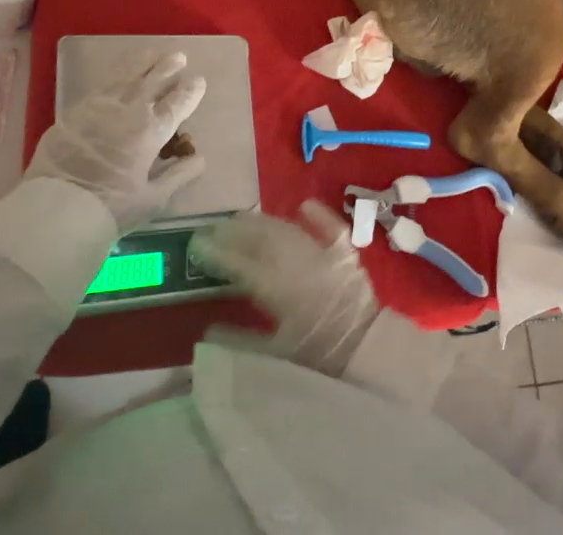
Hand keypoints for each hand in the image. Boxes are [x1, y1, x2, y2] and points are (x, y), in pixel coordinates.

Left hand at [27, 50, 205, 232]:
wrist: (56, 209)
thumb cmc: (111, 208)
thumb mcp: (152, 199)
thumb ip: (178, 176)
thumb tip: (199, 160)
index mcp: (151, 131)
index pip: (178, 103)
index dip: (190, 91)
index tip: (199, 80)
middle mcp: (128, 111)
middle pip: (152, 81)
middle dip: (167, 68)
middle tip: (178, 56)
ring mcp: (99, 107)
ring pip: (125, 76)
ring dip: (141, 62)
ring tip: (151, 52)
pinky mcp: (75, 112)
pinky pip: (101, 85)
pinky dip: (114, 74)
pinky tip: (118, 73)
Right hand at [191, 200, 379, 377]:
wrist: (365, 351)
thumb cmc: (316, 357)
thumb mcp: (274, 356)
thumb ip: (241, 342)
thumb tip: (208, 331)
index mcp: (281, 292)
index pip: (243, 266)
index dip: (218, 254)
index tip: (198, 246)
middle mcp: (302, 267)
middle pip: (263, 241)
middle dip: (235, 233)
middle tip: (213, 229)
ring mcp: (325, 257)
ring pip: (289, 232)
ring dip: (264, 222)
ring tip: (241, 219)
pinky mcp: (345, 254)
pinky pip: (331, 228)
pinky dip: (318, 216)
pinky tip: (303, 205)